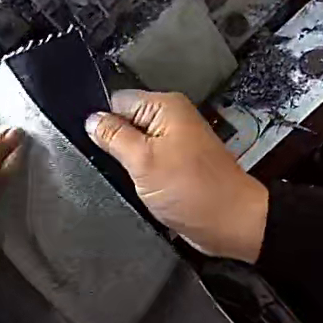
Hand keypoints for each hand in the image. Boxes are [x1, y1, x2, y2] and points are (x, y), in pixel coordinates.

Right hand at [86, 90, 267, 261]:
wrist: (230, 222)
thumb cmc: (197, 191)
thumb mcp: (143, 161)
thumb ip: (114, 136)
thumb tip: (92, 120)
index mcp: (166, 107)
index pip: (117, 100)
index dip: (103, 121)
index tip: (98, 144)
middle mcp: (172, 120)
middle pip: (126, 123)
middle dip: (116, 145)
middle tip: (122, 167)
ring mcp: (176, 144)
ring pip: (135, 147)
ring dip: (129, 165)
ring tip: (136, 180)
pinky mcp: (177, 166)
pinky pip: (148, 164)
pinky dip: (141, 177)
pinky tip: (143, 189)